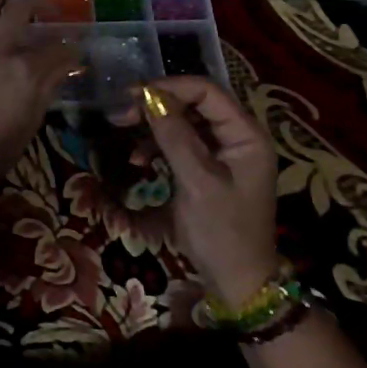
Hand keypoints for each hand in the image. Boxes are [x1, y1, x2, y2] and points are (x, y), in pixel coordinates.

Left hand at [0, 0, 81, 204]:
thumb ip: (49, 84)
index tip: (76, 48)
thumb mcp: (34, 119)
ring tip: (11, 7)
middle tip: (48, 12)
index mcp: (25, 71)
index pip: (59, 46)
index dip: (72, 47)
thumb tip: (65, 64)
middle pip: (21, 7)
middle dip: (41, 4)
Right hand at [135, 77, 279, 302]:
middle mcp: (237, 137)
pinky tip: (137, 159)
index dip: (170, 88)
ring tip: (122, 130)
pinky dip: (156, 146)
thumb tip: (149, 99)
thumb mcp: (197, 182)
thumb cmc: (222, 231)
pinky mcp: (207, 168)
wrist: (236, 279)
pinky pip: (179, 143)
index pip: (208, 92)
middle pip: (194, 104)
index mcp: (246, 136)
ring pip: (183, 122)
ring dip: (152, 125)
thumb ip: (175, 138)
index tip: (133, 96)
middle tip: (120, 112)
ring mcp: (222, 153)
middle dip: (157, 105)